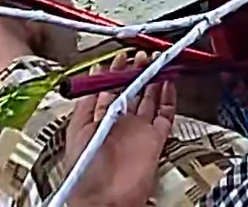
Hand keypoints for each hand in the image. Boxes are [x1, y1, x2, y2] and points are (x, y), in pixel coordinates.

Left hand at [61, 51, 174, 206]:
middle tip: (143, 56)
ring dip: (155, 80)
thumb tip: (93, 74)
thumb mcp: (78, 130)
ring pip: (150, 99)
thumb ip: (87, 101)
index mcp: (102, 120)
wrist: (103, 202)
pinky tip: (168, 82)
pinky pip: (165, 115)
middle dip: (139, 71)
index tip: (123, 56)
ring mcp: (139, 131)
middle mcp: (122, 124)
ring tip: (158, 62)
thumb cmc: (84, 172)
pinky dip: (169, 98)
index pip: (113, 89)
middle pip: (134, 91)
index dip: (118, 71)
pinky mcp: (155, 140)